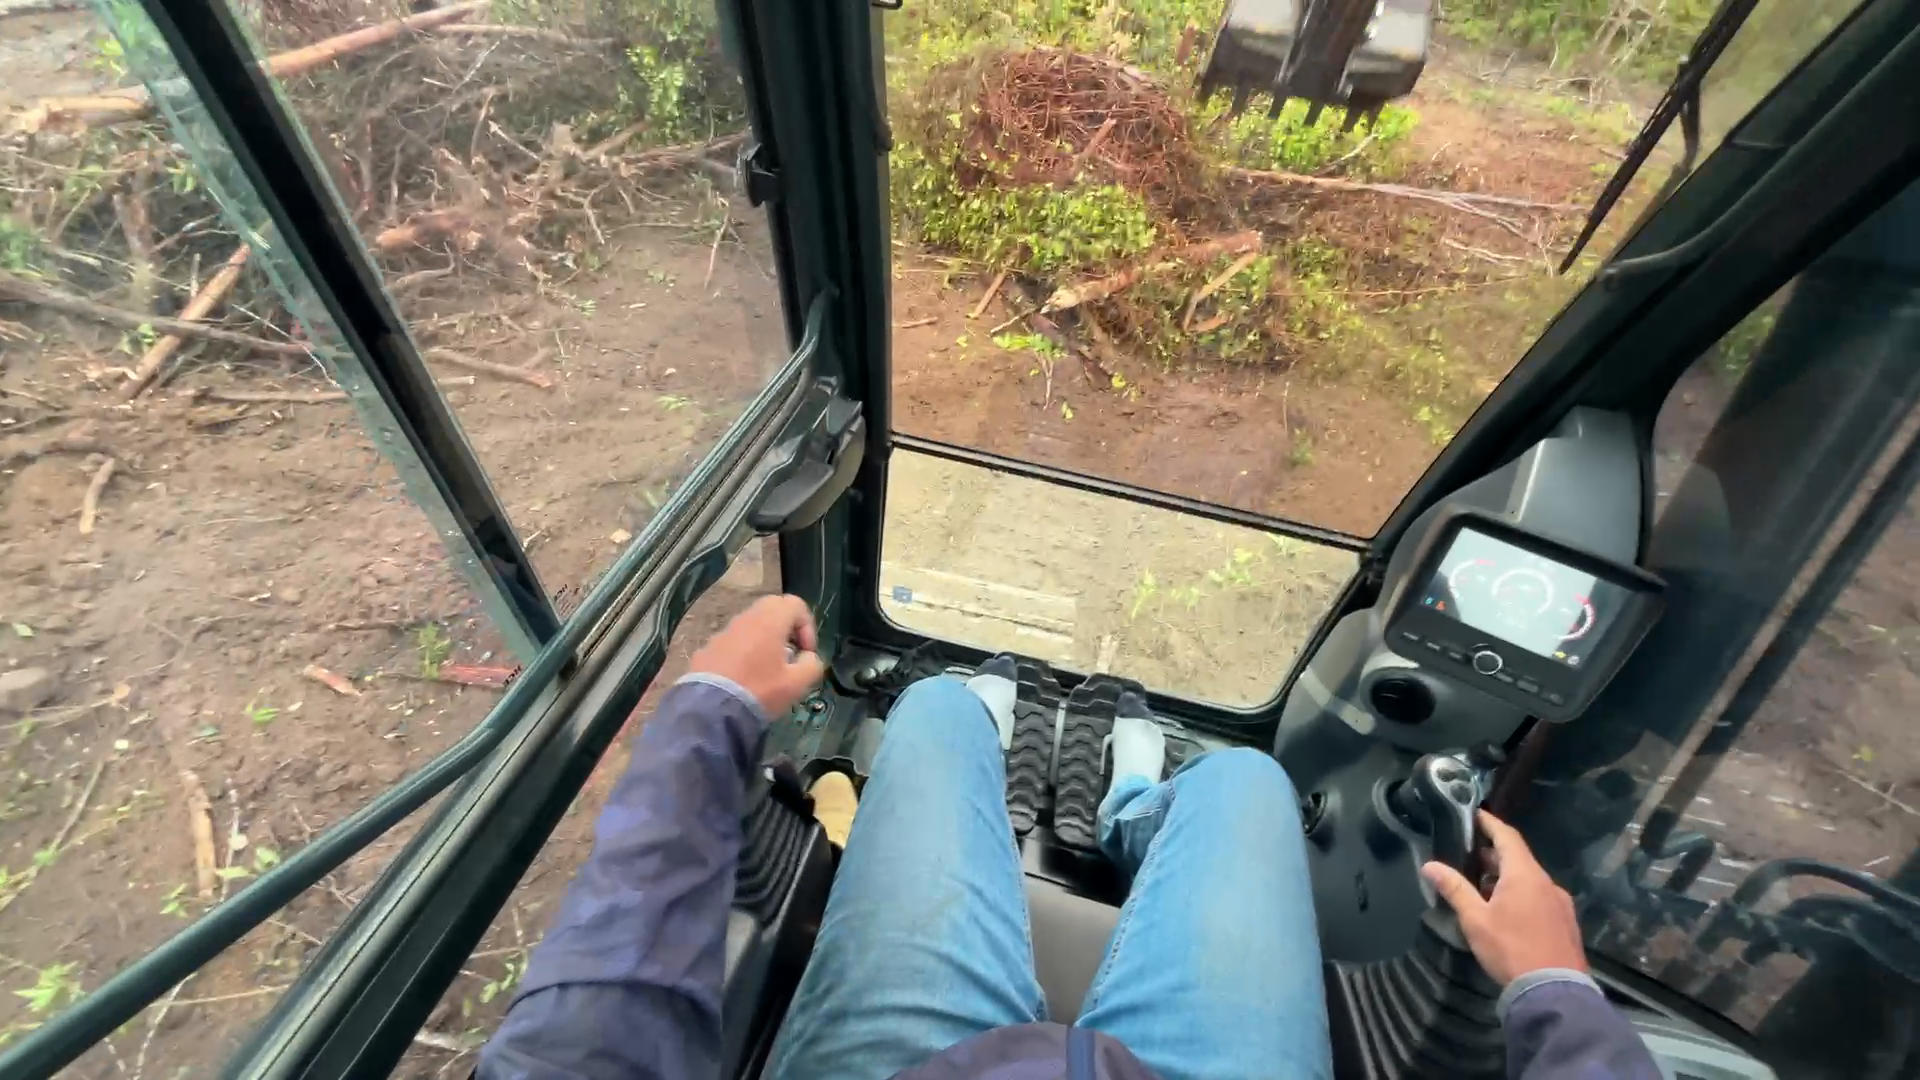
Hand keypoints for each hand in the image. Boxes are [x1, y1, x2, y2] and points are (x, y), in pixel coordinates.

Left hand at [688, 594, 824, 717]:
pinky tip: (743, 679)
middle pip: (773, 608)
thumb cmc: (760, 691)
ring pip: (751, 625)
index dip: (807, 626)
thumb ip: (812, 664)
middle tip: (789, 654)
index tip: (805, 652)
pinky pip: (733, 642)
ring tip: (766, 670)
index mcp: (771, 620)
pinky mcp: (707, 648)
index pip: (796, 604)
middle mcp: (746, 618)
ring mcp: (724, 632)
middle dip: (786, 628)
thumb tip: (807, 657)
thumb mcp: (797, 684)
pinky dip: (743, 652)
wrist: (709, 710)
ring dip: (764, 640)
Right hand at [1422, 809, 1587, 985]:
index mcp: (1525, 876)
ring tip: (1480, 884)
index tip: (1472, 813)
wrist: (1555, 995)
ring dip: (1505, 876)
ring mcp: (1560, 906)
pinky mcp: (1566, 925)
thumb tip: (1429, 865)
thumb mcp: (1475, 918)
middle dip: (1491, 854)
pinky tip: (1503, 908)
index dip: (1489, 823)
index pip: (1507, 837)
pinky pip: (1539, 897)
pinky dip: (1519, 892)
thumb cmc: (1511, 948)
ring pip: (1529, 879)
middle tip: (1465, 854)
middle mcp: (1547, 884)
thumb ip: (1454, 888)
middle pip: (1517, 858)